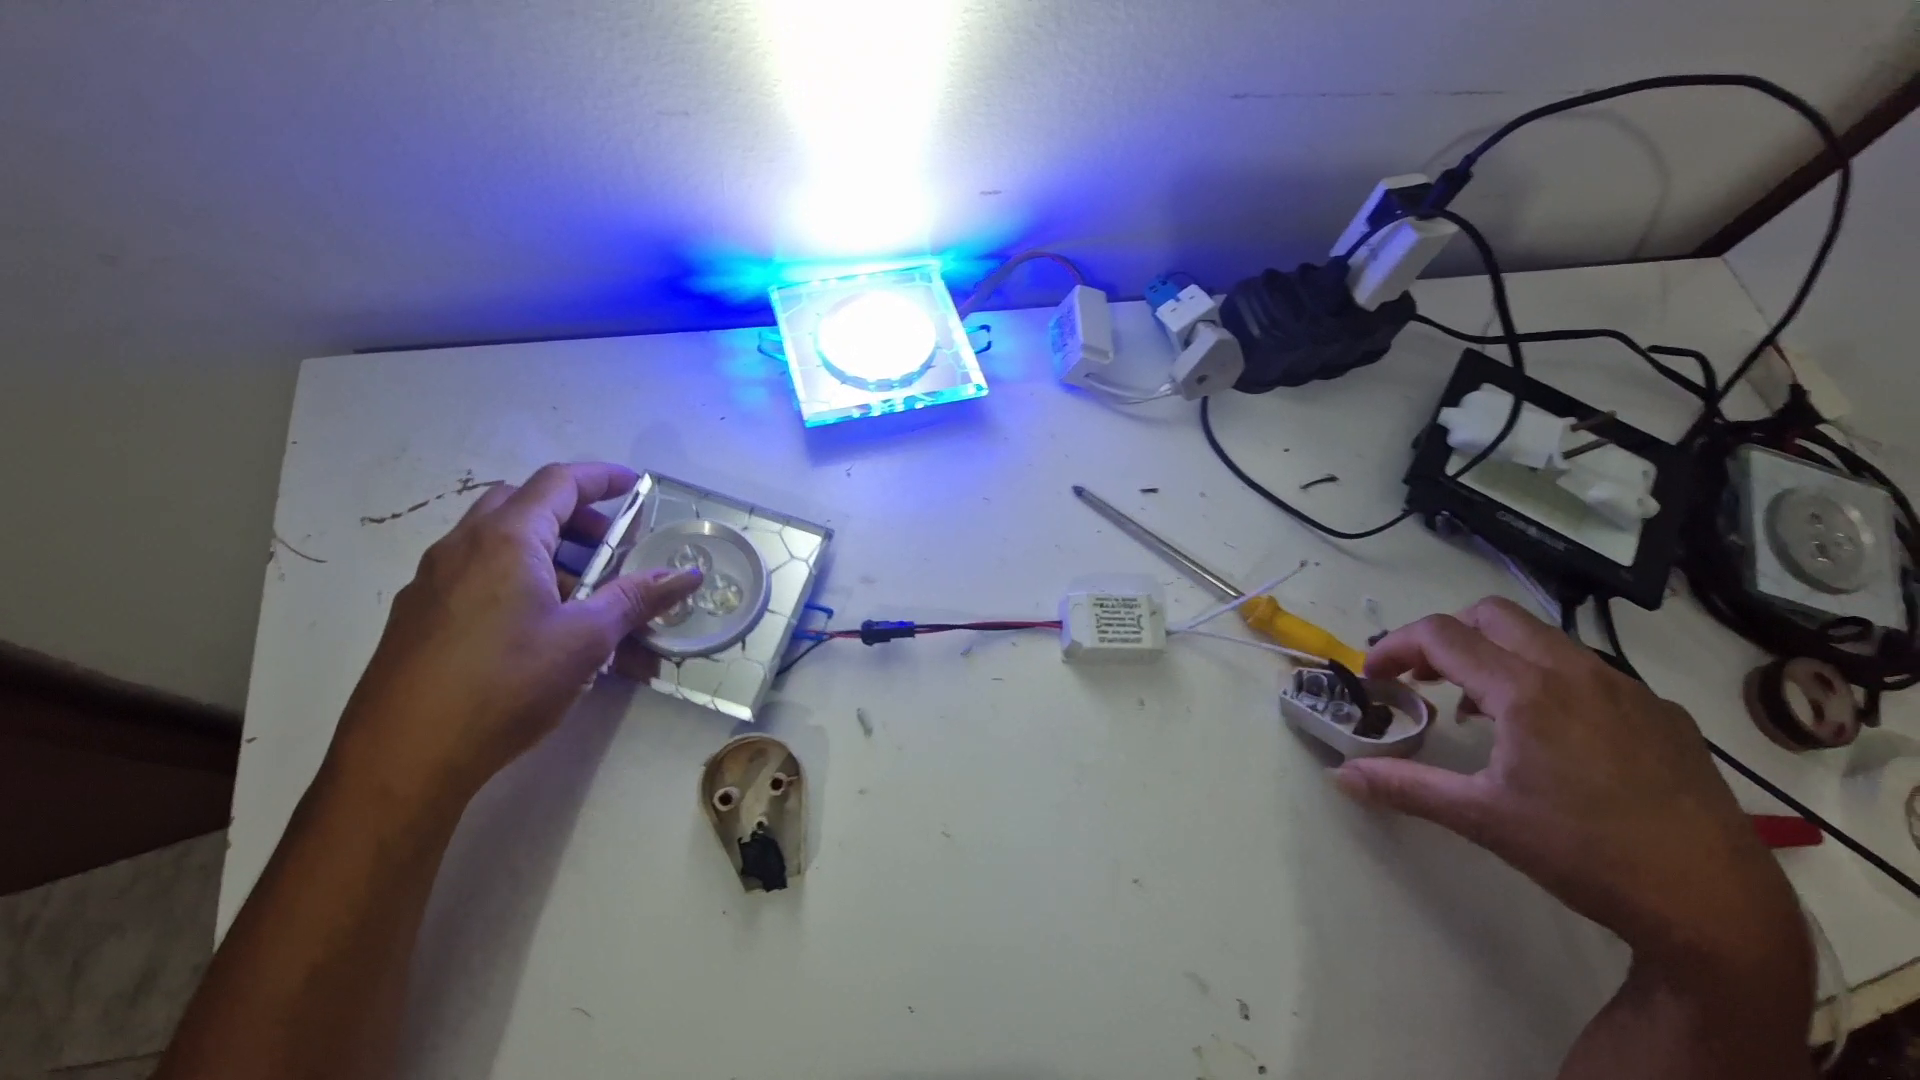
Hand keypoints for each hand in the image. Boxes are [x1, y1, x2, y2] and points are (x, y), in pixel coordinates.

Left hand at [331, 462, 701, 803]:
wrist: (405, 755)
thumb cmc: (506, 683)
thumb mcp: (585, 640)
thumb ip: (636, 599)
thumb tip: (686, 575)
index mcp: (505, 539)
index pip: (559, 482)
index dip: (602, 477)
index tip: (636, 487)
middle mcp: (462, 547)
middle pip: (523, 505)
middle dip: (574, 518)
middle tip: (611, 549)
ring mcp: (432, 582)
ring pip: (497, 544)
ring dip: (546, 554)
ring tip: (582, 599)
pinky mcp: (418, 618)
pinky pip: (476, 579)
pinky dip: (515, 582)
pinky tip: (536, 632)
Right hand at [1338, 597, 1807, 975]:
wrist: (1712, 901)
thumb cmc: (1583, 854)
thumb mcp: (1481, 819)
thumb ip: (1405, 786)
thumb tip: (1341, 775)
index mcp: (1527, 690)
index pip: (1441, 634)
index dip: (1396, 647)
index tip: (1375, 678)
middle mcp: (1576, 672)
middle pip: (1492, 615)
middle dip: (1445, 636)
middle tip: (1422, 679)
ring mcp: (1627, 689)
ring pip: (1544, 640)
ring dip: (1496, 657)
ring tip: (1479, 712)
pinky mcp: (1662, 714)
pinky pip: (1588, 673)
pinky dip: (1547, 682)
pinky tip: (1552, 740)